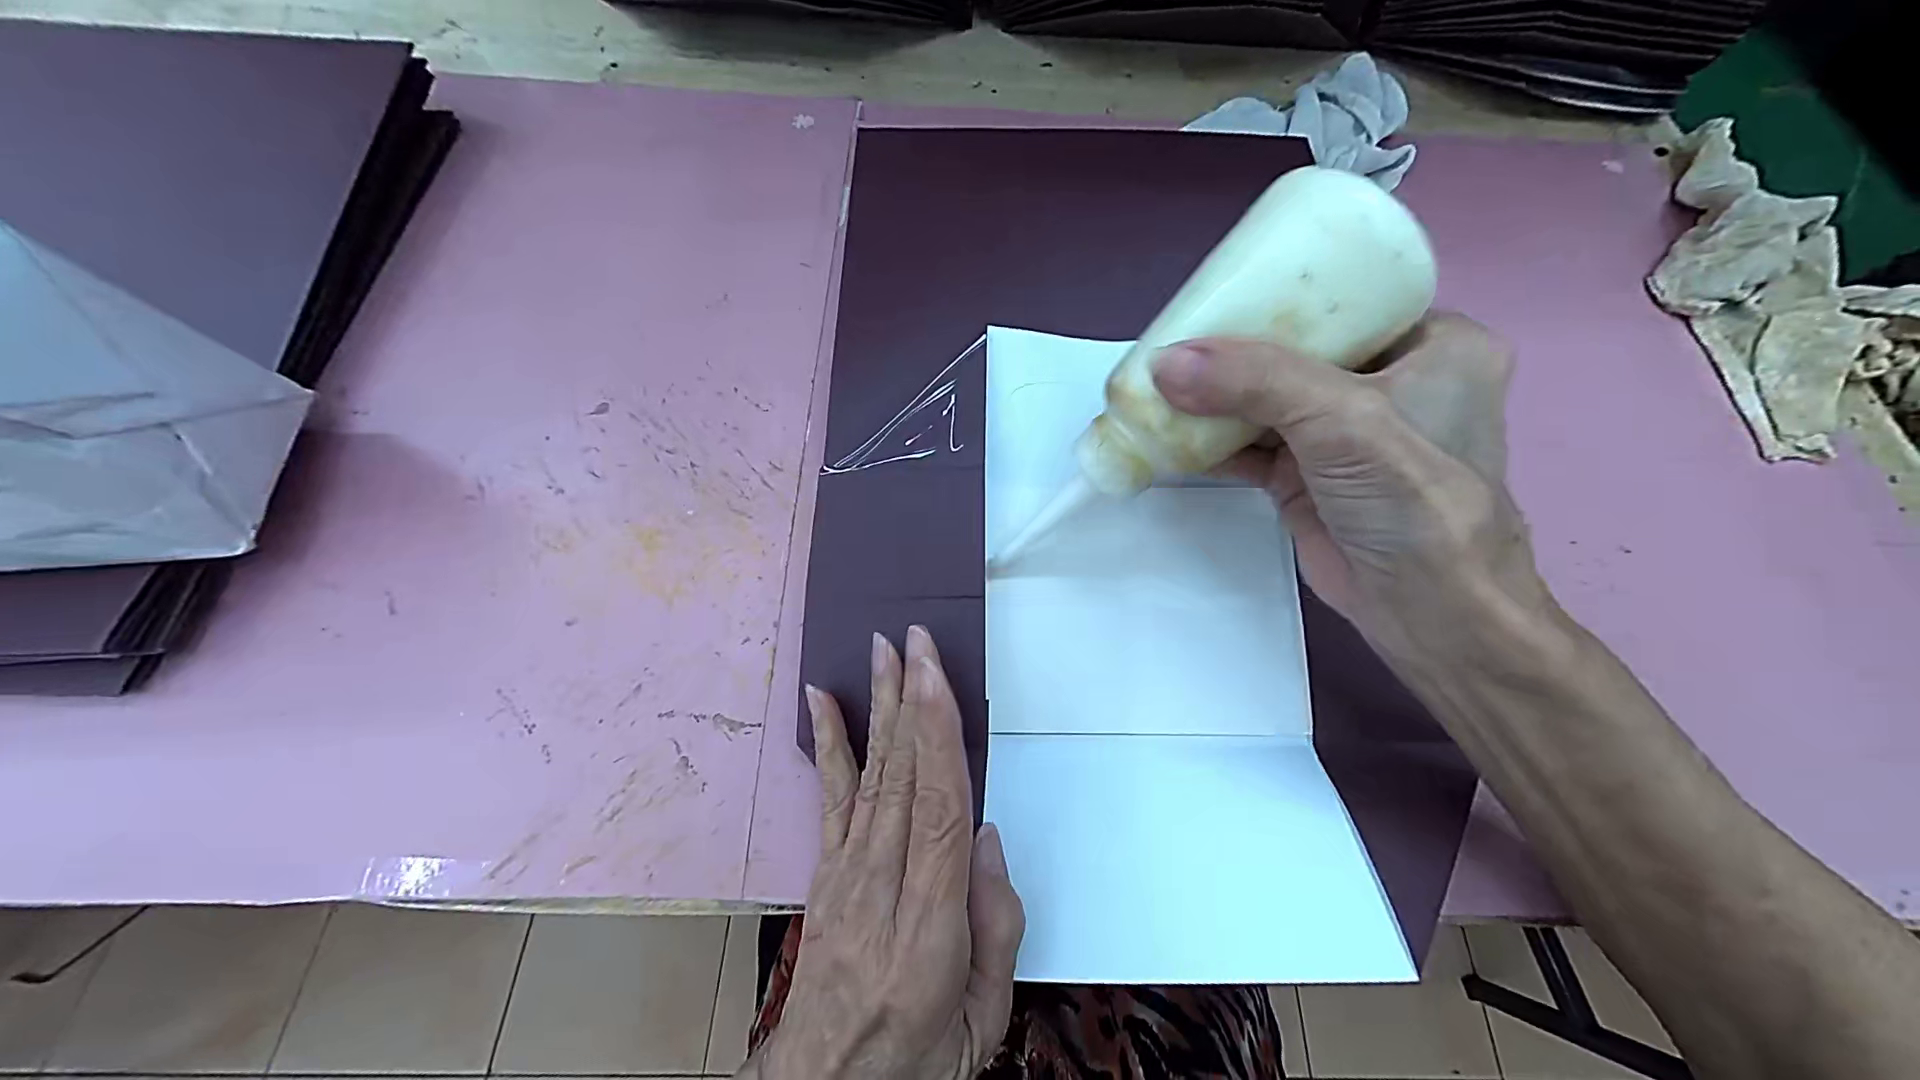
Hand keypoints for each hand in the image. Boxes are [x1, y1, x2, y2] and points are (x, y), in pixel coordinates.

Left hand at [747, 626, 1024, 1079]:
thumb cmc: (918, 1056)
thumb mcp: (984, 1018)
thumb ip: (997, 925)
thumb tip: (987, 835)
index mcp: (930, 921)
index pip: (939, 807)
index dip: (936, 734)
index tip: (935, 675)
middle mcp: (884, 883)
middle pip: (901, 776)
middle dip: (909, 699)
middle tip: (912, 639)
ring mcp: (849, 871)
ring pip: (871, 773)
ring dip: (878, 706)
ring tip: (881, 652)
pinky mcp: (829, 870)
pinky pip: (831, 797)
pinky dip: (829, 744)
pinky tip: (824, 703)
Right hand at [1151, 312, 1548, 659]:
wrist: (1423, 609)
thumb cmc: (1411, 499)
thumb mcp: (1343, 419)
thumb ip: (1254, 381)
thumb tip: (1163, 362)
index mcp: (1432, 344)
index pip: (1347, 301)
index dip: (1282, 295)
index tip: (1218, 291)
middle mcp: (1388, 383)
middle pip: (1294, 351)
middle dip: (1233, 352)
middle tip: (1174, 340)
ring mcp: (1342, 435)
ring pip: (1264, 401)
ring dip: (1214, 399)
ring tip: (1157, 384)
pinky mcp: (1304, 476)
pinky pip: (1247, 444)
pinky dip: (1209, 441)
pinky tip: (1168, 433)